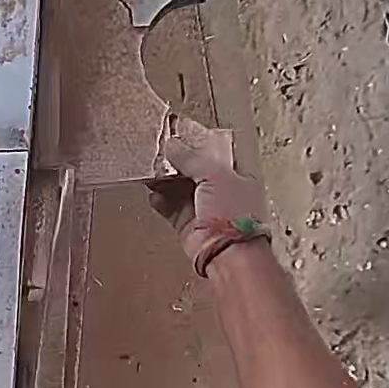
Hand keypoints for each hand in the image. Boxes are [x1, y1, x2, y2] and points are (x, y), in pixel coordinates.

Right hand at [147, 120, 270, 271]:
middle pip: (194, 171)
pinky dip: (160, 202)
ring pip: (179, 189)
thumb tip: (173, 145)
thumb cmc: (234, 215)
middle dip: (176, 164)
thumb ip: (191, 159)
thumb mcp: (214, 175)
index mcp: (237, 175)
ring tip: (151, 173)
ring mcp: (204, 209)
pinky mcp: (188, 225)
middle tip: (158, 154)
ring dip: (165, 181)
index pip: (215, 153)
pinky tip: (153, 195)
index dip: (196, 144)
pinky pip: (170, 209)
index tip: (177, 136)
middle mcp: (221, 191)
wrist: (226, 252)